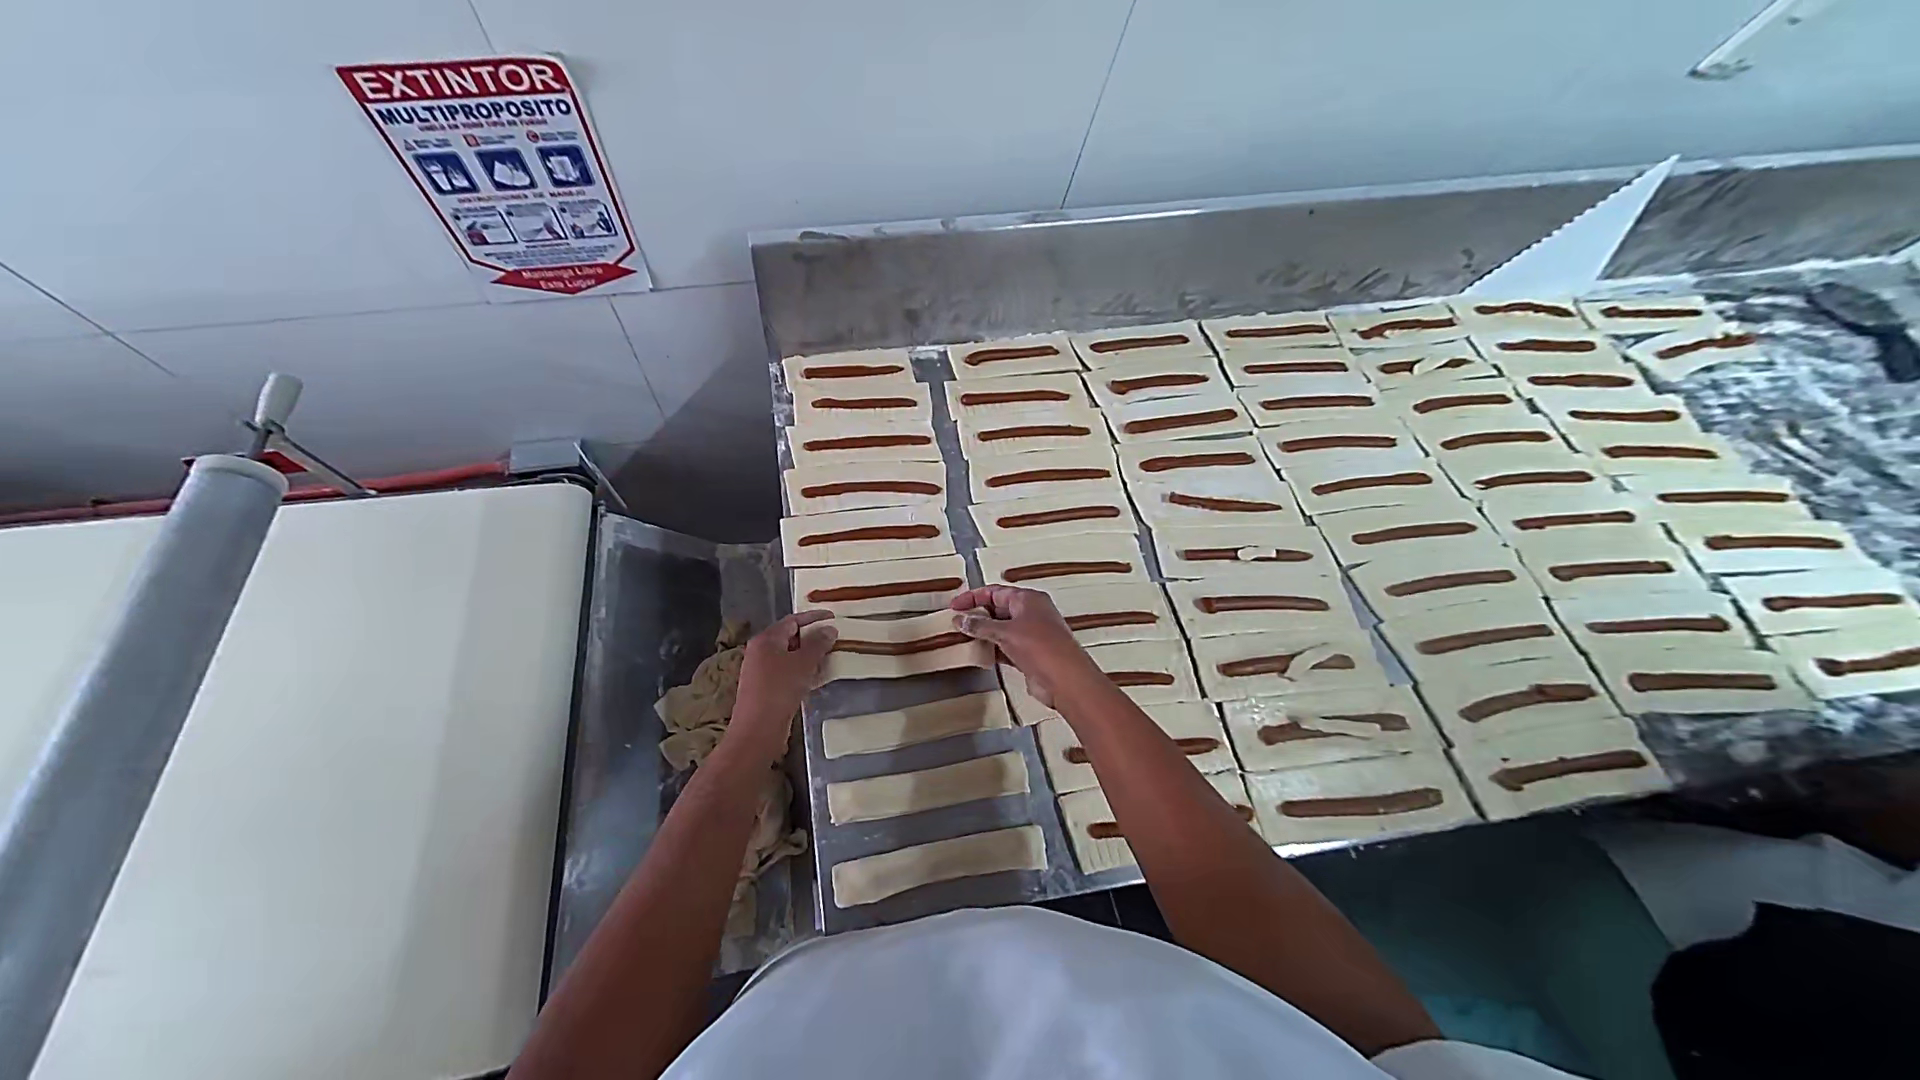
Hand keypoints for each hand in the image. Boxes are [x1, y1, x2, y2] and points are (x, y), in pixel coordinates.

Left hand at [726, 611, 836, 764]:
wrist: (758, 730)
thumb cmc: (779, 690)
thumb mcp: (803, 663)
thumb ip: (818, 644)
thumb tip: (829, 629)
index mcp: (766, 640)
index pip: (792, 620)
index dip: (814, 617)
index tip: (833, 617)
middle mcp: (760, 651)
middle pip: (790, 637)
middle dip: (812, 637)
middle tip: (835, 637)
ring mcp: (761, 671)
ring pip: (789, 656)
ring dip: (809, 655)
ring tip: (830, 656)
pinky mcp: (765, 688)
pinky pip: (787, 671)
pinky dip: (803, 670)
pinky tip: (817, 677)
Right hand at [950, 586, 1095, 706]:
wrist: (1065, 680)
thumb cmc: (1042, 647)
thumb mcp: (1005, 632)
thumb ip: (981, 626)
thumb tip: (962, 620)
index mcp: (1028, 599)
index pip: (995, 591)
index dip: (973, 597)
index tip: (955, 606)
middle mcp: (1031, 613)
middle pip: (998, 609)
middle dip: (977, 615)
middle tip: (957, 622)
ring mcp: (1032, 634)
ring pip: (1001, 629)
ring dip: (984, 633)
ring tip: (963, 638)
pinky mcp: (1030, 654)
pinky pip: (1006, 646)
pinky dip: (993, 649)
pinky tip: (980, 653)